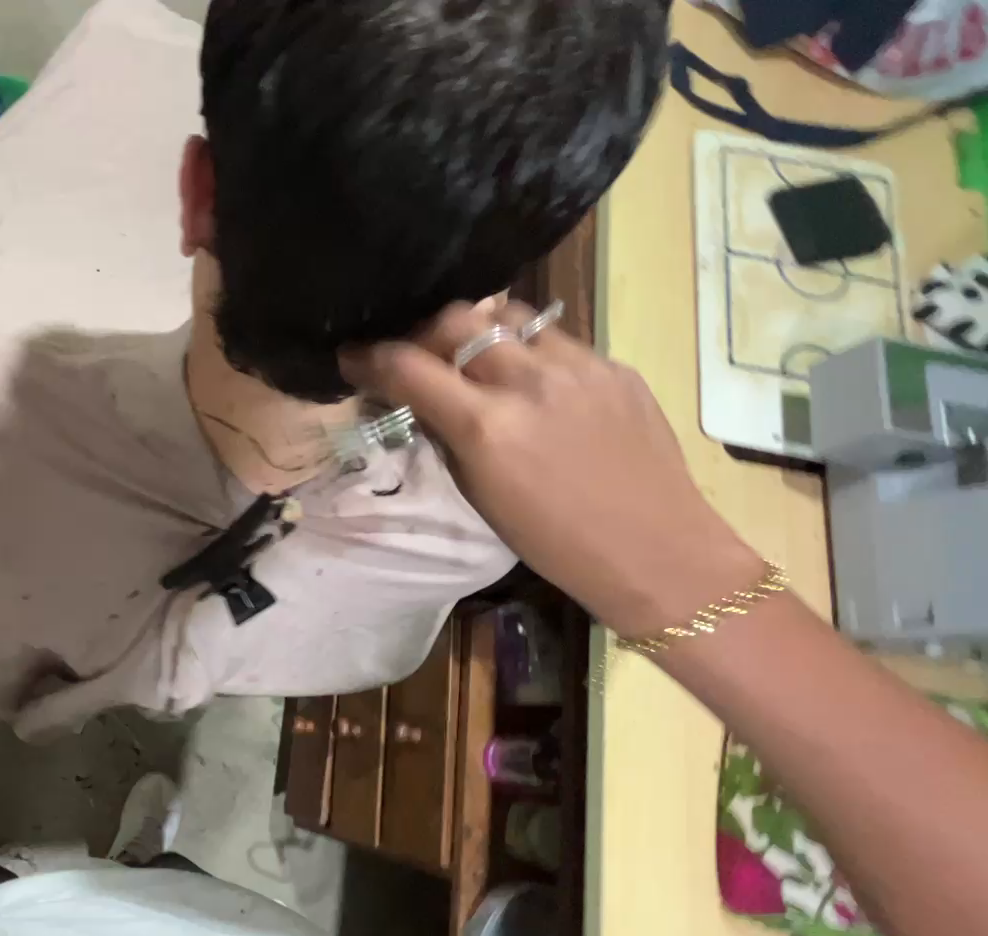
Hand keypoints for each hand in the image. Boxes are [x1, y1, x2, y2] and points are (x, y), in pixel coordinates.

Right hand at [342, 302, 763, 637]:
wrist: (654, 548)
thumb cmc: (550, 539)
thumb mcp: (477, 491)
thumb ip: (446, 434)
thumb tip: (422, 399)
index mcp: (486, 427)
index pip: (408, 367)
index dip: (368, 357)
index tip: (351, 356)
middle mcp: (529, 383)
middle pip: (455, 320)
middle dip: (420, 331)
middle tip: (410, 351)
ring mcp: (578, 367)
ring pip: (507, 315)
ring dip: (474, 328)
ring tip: (466, 351)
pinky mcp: (613, 365)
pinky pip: (553, 337)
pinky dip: (522, 346)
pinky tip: (523, 374)